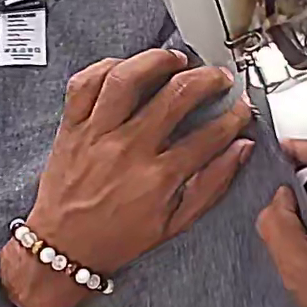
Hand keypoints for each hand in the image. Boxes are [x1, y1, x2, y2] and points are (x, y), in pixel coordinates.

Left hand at [1, 48, 254, 306]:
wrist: (65, 246)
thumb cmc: (118, 237)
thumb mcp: (175, 223)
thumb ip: (212, 185)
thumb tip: (241, 150)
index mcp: (157, 178)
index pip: (209, 135)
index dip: (234, 117)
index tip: (241, 108)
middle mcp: (128, 150)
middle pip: (176, 96)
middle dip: (208, 79)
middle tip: (218, 77)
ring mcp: (97, 134)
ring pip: (128, 79)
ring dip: (158, 60)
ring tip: (176, 59)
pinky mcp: (72, 127)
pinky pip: (85, 83)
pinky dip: (106, 66)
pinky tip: (127, 67)